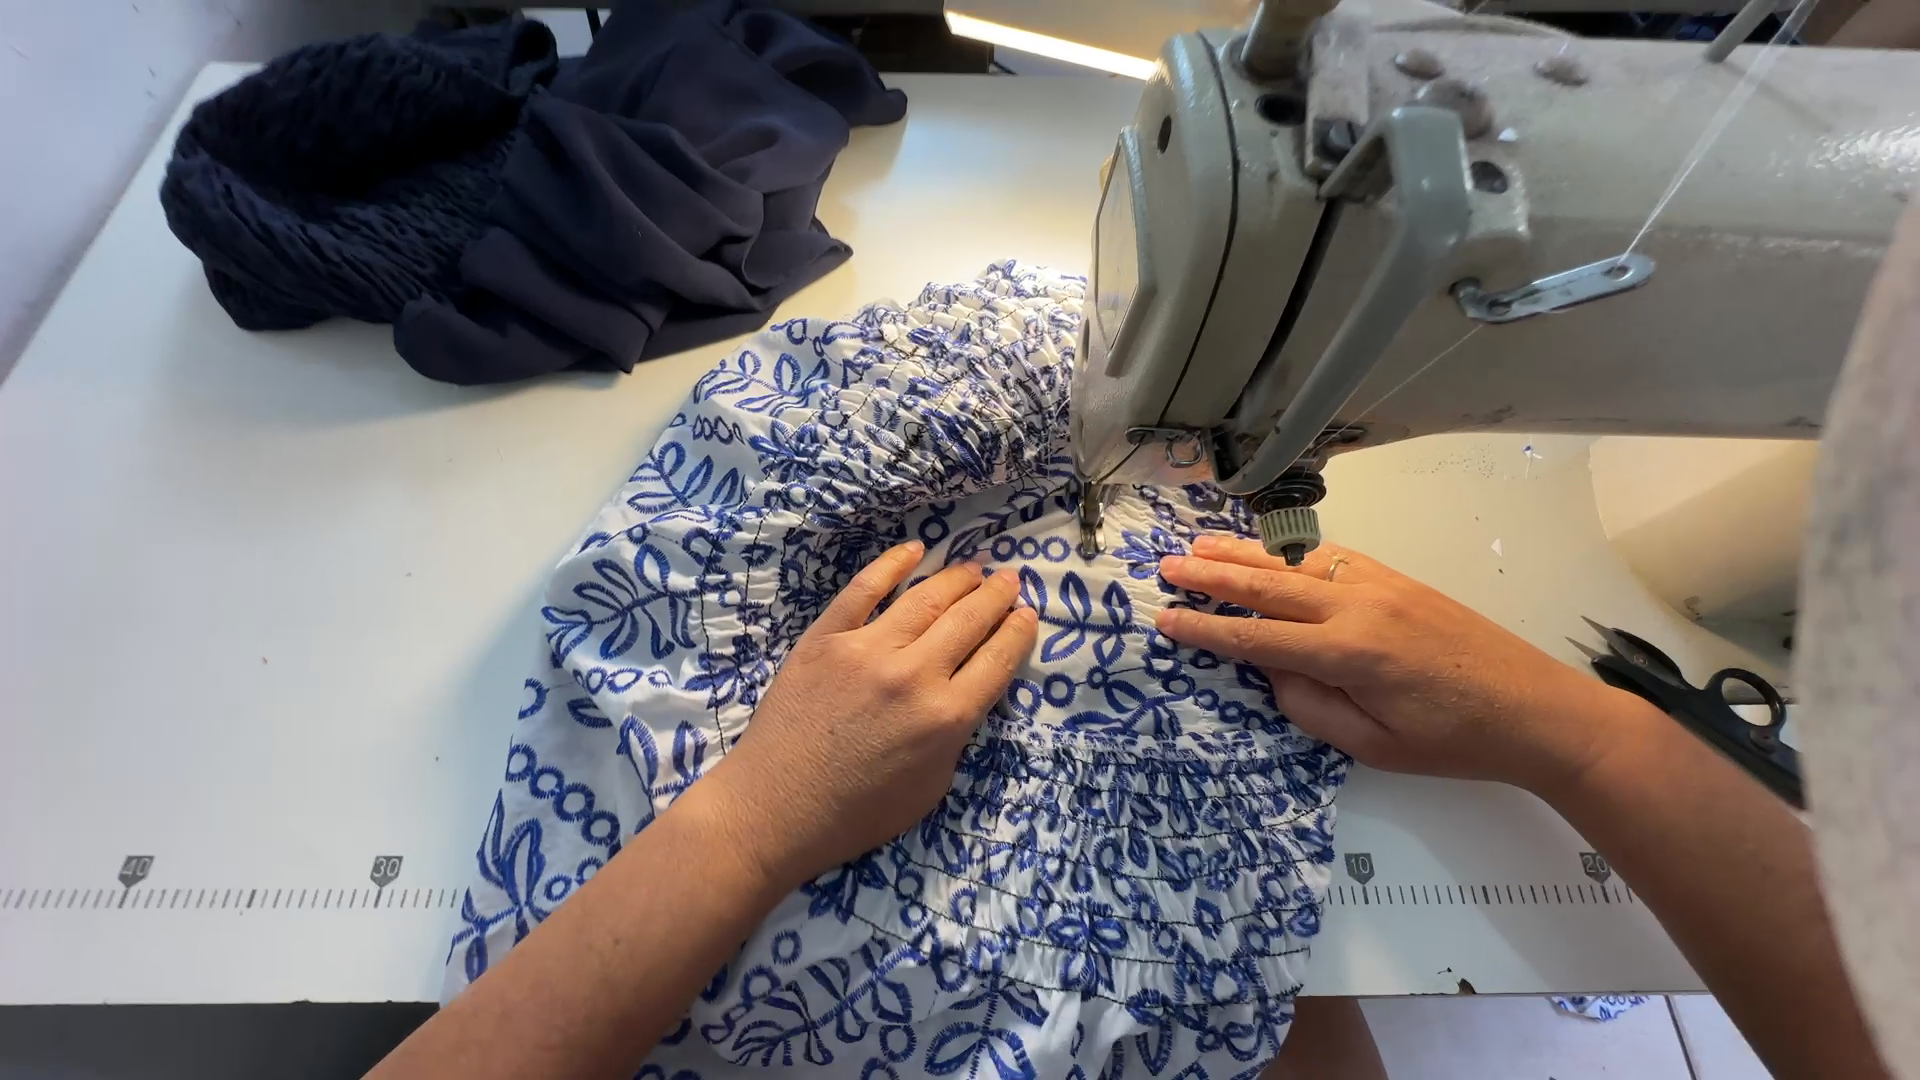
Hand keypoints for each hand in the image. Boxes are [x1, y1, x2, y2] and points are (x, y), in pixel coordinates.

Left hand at [697, 541, 1037, 891]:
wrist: (775, 810)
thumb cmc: (858, 812)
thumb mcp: (932, 788)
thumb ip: (956, 735)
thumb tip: (963, 689)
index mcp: (946, 718)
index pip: (998, 660)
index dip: (1018, 632)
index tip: (1027, 614)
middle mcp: (914, 675)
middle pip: (969, 621)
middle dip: (997, 597)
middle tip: (1010, 580)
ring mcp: (867, 649)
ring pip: (925, 599)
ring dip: (957, 578)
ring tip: (974, 568)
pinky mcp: (826, 637)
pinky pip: (864, 589)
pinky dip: (891, 564)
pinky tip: (915, 550)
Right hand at [1153, 536, 1644, 791]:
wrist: (1540, 711)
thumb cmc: (1453, 740)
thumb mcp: (1373, 745)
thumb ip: (1310, 706)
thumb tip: (1274, 669)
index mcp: (1349, 654)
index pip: (1256, 639)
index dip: (1205, 631)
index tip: (1164, 620)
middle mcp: (1356, 607)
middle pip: (1266, 585)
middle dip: (1210, 576)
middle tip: (1167, 565)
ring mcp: (1378, 585)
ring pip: (1293, 561)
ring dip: (1242, 552)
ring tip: (1200, 544)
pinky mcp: (1396, 577)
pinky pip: (1330, 556)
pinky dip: (1289, 550)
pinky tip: (1266, 548)